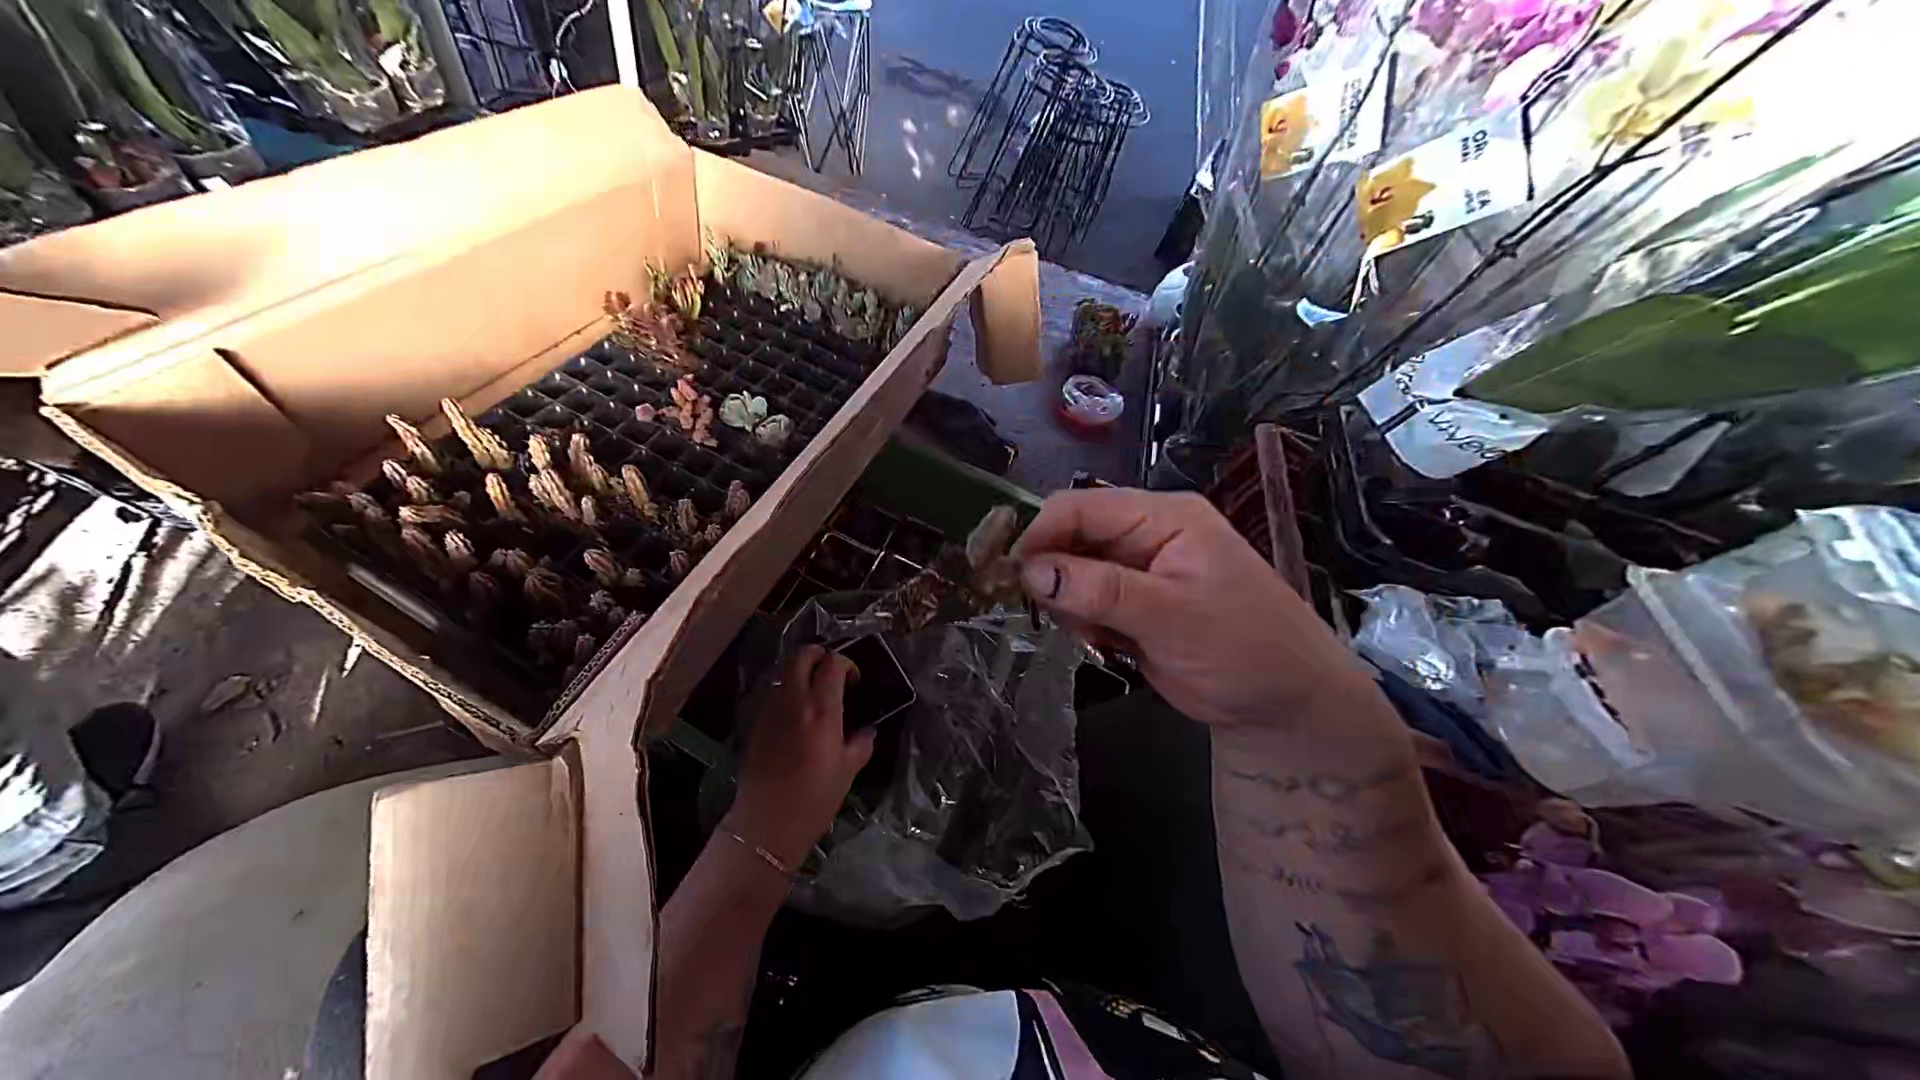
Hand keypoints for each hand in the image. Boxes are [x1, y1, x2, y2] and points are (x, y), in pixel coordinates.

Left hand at [728, 645, 874, 867]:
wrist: (767, 821)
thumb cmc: (815, 797)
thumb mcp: (848, 771)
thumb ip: (861, 744)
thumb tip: (868, 731)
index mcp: (822, 709)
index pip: (832, 664)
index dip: (845, 662)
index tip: (853, 678)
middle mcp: (794, 701)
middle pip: (801, 656)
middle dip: (817, 654)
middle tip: (830, 668)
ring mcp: (771, 709)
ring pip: (783, 672)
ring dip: (799, 671)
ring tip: (813, 689)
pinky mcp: (756, 722)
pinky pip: (773, 693)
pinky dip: (786, 690)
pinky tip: (795, 712)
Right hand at [1014, 488, 1379, 730]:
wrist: (1284, 706)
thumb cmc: (1246, 651)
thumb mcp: (1175, 618)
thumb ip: (1103, 591)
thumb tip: (1031, 570)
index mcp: (1164, 518)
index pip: (1083, 507)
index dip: (1041, 533)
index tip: (1008, 572)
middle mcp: (1146, 534)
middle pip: (1072, 535)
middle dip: (1052, 572)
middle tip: (1047, 613)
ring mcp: (1137, 569)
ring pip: (1071, 570)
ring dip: (1067, 602)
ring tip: (1094, 636)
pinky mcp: (1131, 602)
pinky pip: (1083, 599)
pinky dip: (1080, 621)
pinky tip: (1103, 644)